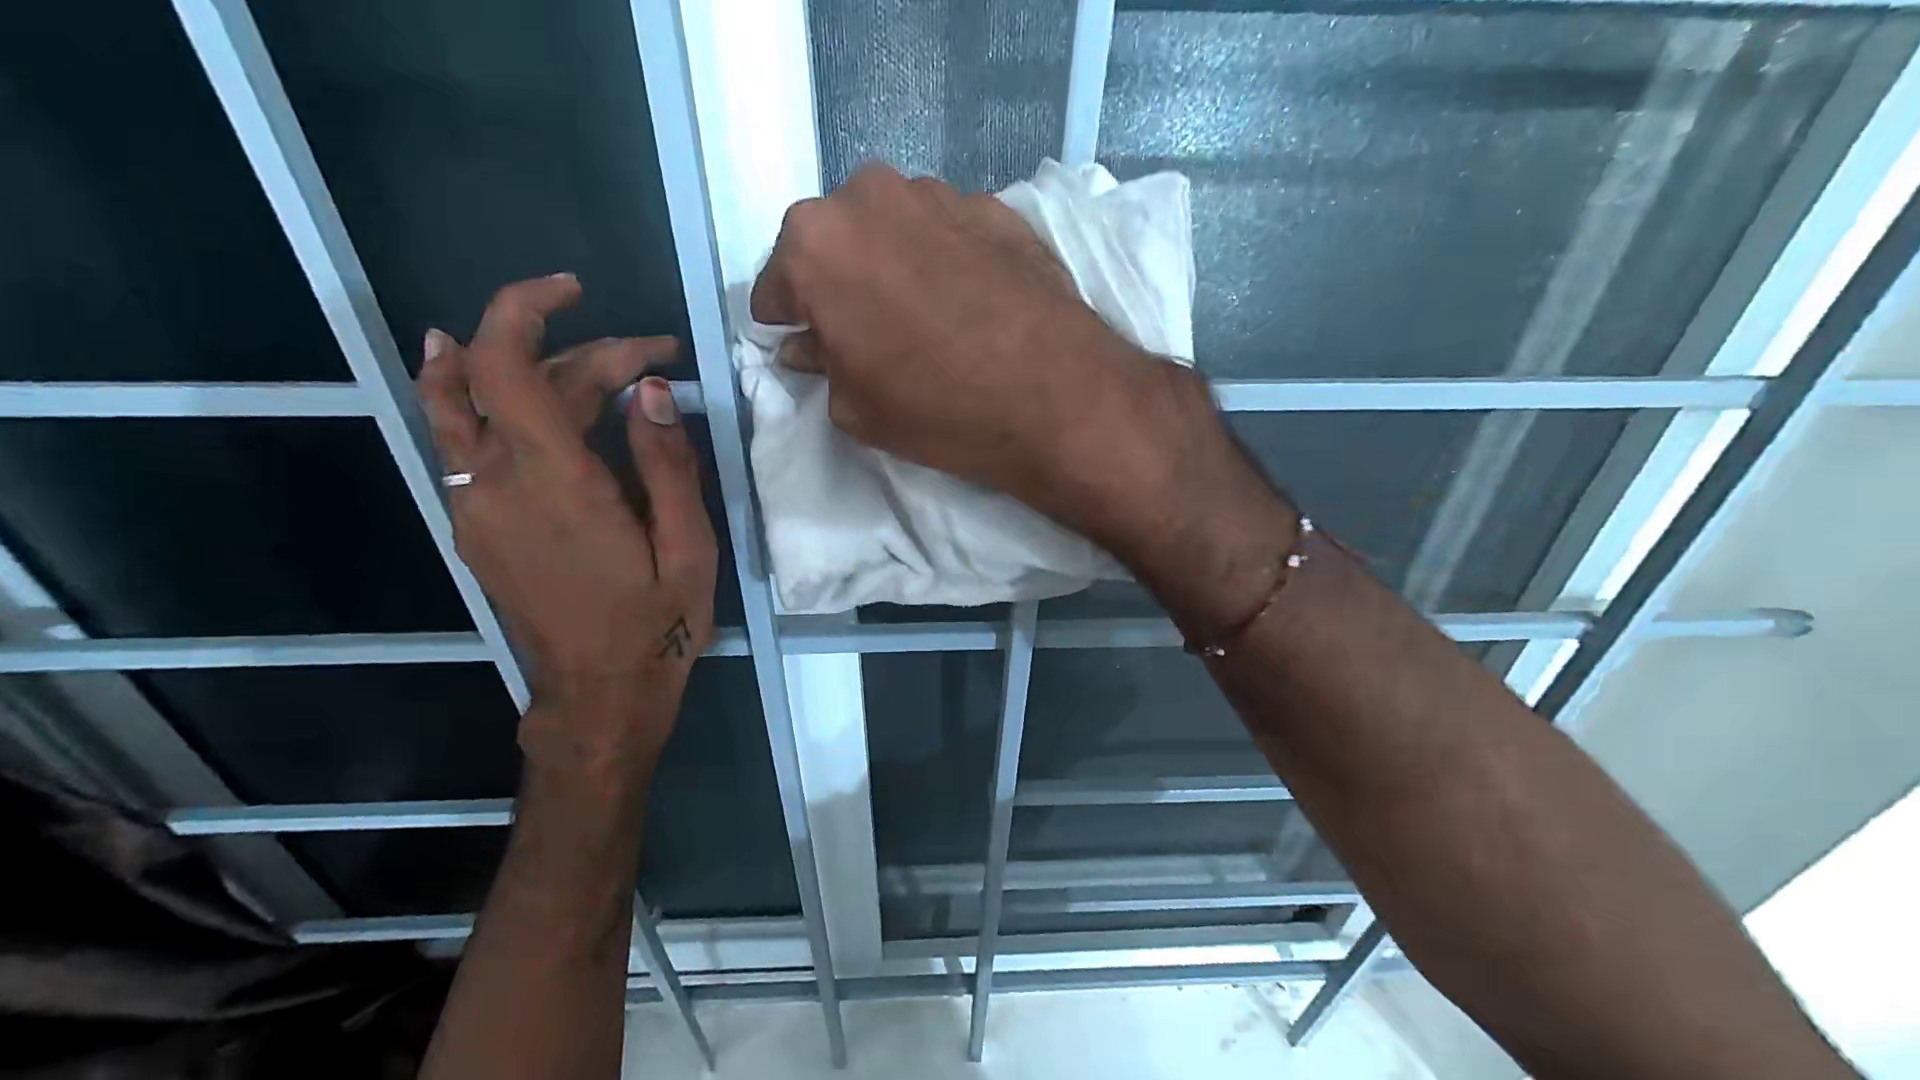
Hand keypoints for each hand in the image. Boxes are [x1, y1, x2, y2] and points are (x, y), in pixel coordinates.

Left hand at [416, 273, 717, 768]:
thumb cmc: (656, 625)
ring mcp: (476, 508)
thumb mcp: (687, 548)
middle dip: (579, 354)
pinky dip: (480, 401)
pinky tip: (498, 386)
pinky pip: (466, 445)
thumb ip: (668, 465)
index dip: (528, 309)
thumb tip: (653, 390)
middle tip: (653, 363)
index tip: (578, 291)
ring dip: (507, 361)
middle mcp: (497, 486)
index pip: (509, 368)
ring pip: (465, 408)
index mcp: (557, 486)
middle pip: (508, 383)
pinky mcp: (476, 528)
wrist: (597, 695)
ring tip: (553, 336)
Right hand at [749, 164, 1210, 540]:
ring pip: (891, 230)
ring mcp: (938, 193)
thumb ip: (821, 365)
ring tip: (927, 318)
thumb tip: (809, 345)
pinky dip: (945, 260)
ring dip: (893, 264)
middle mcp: (868, 196)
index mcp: (814, 243)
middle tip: (869, 333)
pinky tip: (970, 303)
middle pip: (834, 244)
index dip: (790, 321)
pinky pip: (947, 233)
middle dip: (840, 284)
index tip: (810, 345)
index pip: (777, 285)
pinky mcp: (995, 205)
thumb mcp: (856, 407)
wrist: (1054, 392)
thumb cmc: (936, 406)